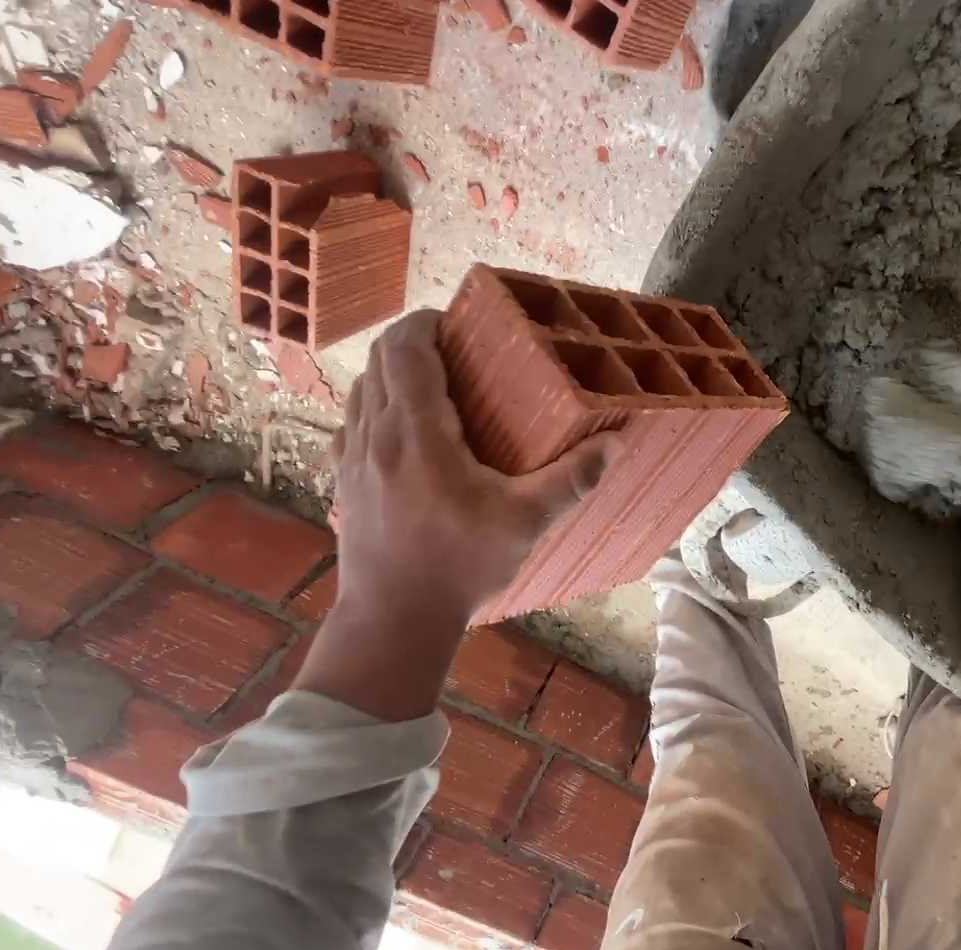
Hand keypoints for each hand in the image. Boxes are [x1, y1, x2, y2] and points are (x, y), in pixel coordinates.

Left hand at [294, 311, 621, 721]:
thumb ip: (573, 479)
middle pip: (378, 359)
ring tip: (437, 387)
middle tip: (458, 352)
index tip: (459, 323)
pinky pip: (354, 421)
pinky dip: (378, 406)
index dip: (427, 322)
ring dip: (394, 374)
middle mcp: (375, 434)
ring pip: (362, 389)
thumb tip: (617, 444)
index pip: (405, 348)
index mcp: (416, 433)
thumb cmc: (460, 564)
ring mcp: (351, 457)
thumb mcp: (528, 521)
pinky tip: (409, 434)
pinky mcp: (343, 481)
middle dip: (414, 342)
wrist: (394, 616)